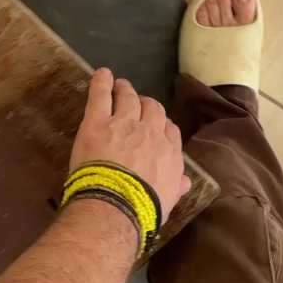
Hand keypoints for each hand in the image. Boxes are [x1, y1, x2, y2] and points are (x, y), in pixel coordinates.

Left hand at [71, 68, 190, 220]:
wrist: (118, 203)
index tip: (155, 126)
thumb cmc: (144, 207)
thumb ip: (178, 186)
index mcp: (168, 151)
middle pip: (152, 109)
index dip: (161, 124)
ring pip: (128, 98)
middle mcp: (150, 132)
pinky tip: (103, 74)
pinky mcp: (98, 122)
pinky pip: (101, 95)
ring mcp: (124, 124)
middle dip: (146, 104)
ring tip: (121, 86)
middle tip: (138, 103)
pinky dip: (102, 82)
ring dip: (126, 90)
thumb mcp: (170, 200)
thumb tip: (185, 181)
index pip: (169, 129)